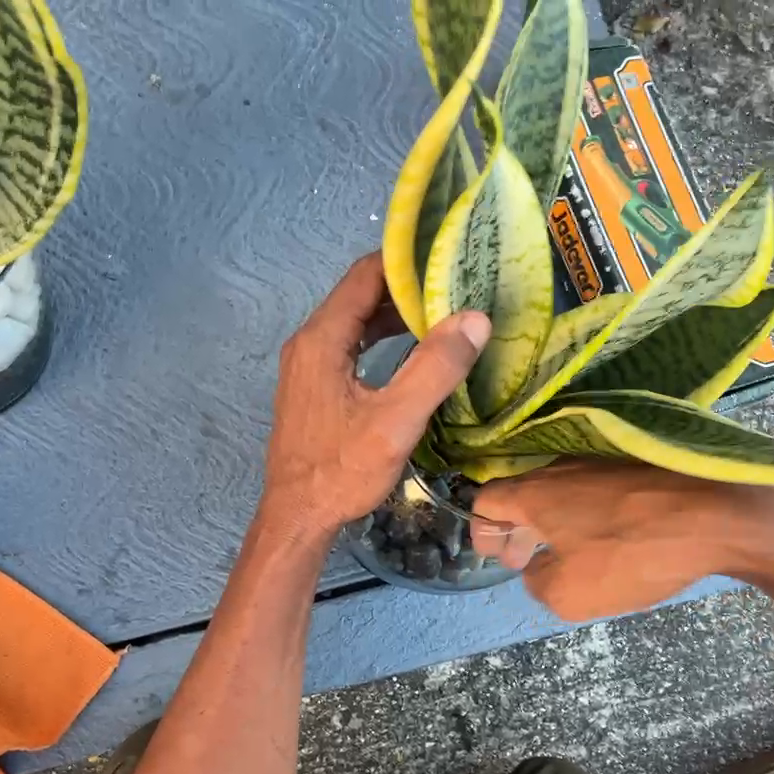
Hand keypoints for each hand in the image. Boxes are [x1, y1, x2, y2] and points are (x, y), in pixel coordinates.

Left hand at [260, 254, 489, 536]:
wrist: (297, 517)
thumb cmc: (342, 471)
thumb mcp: (395, 421)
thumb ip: (434, 368)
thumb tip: (475, 318)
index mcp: (322, 339)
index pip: (366, 274)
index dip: (407, 260)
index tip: (451, 256)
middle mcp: (309, 343)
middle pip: (360, 295)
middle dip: (407, 287)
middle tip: (458, 285)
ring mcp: (307, 366)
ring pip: (355, 322)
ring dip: (395, 316)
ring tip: (444, 314)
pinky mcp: (313, 388)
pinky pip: (350, 347)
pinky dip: (380, 340)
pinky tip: (412, 351)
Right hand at [472, 462, 773, 620]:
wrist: (720, 515)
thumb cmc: (632, 555)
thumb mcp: (567, 594)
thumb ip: (536, 582)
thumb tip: (539, 568)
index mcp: (534, 492)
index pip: (485, 500)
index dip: (483, 531)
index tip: (498, 556)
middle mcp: (561, 467)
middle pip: (522, 494)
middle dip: (518, 530)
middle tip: (527, 560)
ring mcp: (602, 459)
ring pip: (561, 489)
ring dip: (554, 520)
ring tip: (572, 552)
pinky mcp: (638, 461)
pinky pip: (596, 486)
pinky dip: (589, 511)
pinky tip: (611, 536)